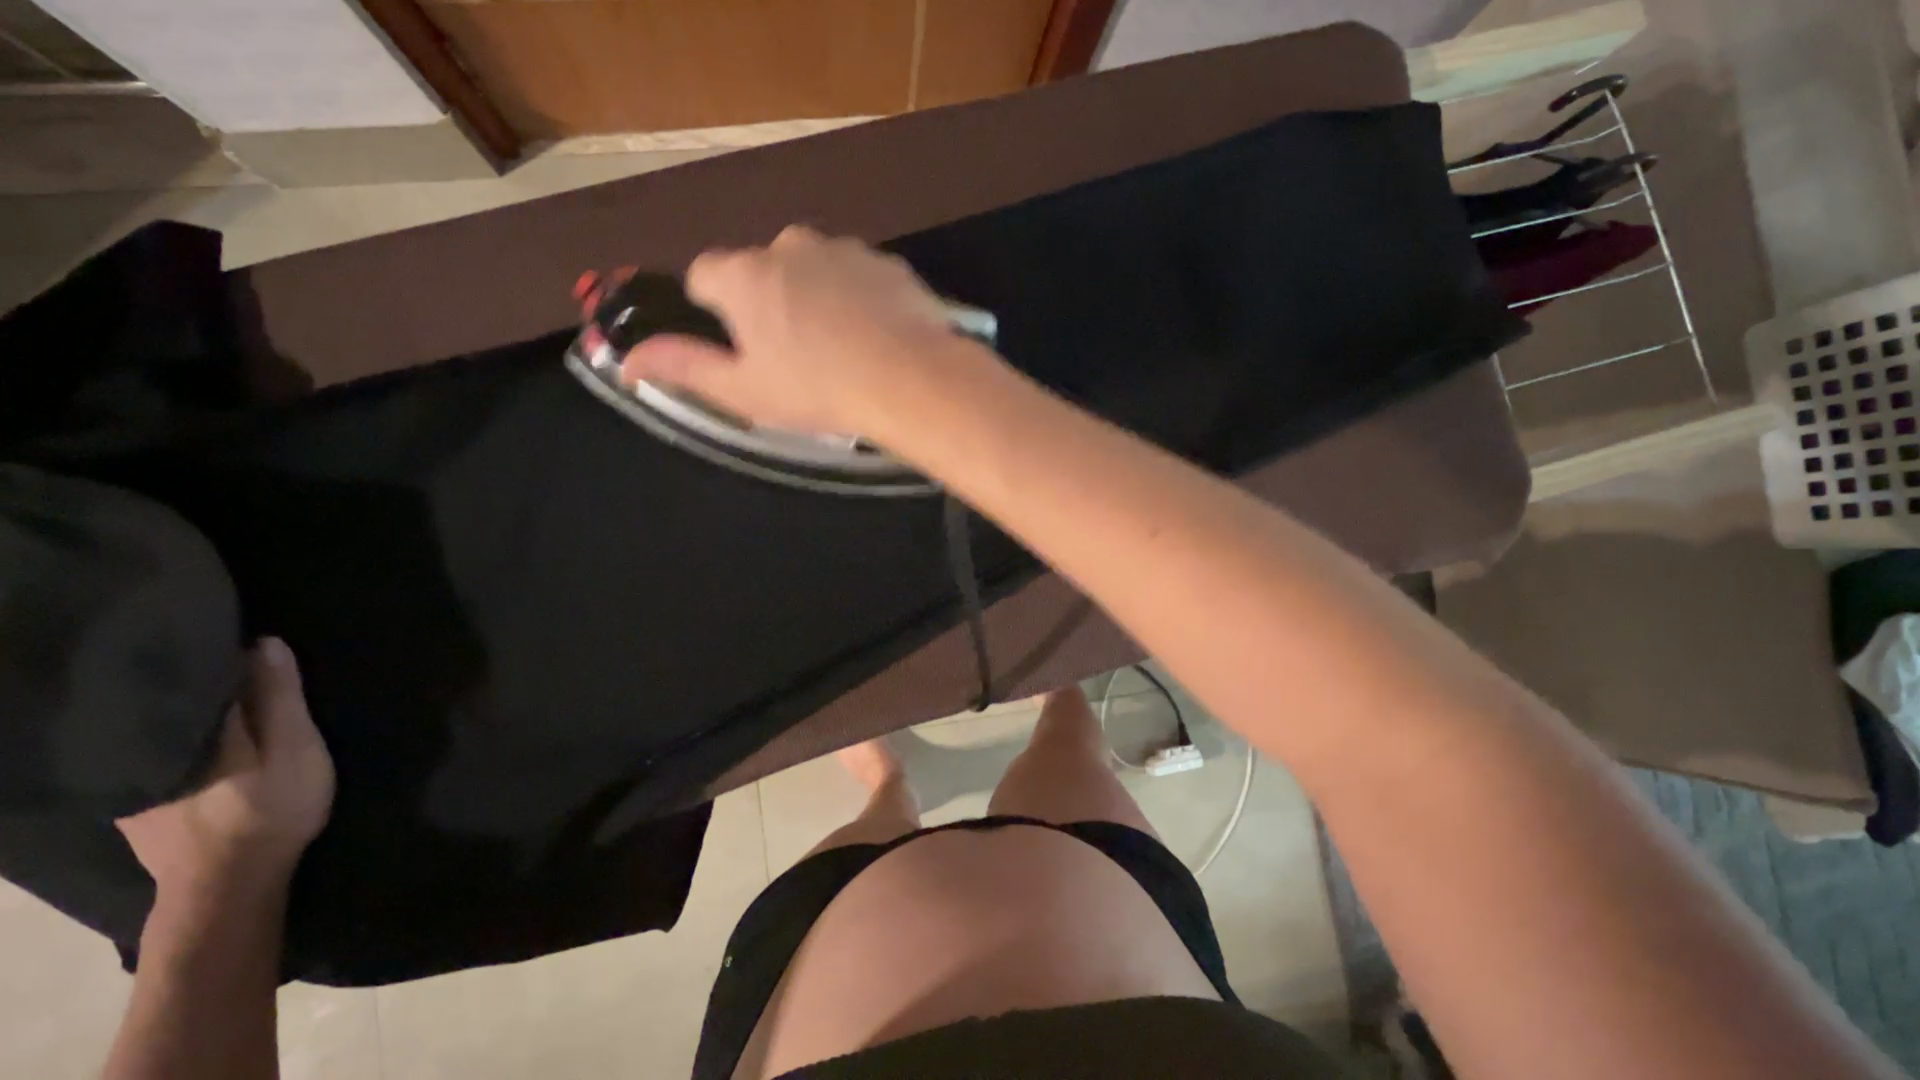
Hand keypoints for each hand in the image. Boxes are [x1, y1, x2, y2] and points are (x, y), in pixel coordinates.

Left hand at [116, 638, 334, 901]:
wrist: (225, 890)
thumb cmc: (269, 812)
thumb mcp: (295, 750)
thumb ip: (280, 699)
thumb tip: (263, 642)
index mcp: (198, 725)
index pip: (203, 674)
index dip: (224, 657)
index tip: (245, 645)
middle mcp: (157, 745)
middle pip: (180, 705)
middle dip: (205, 690)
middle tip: (235, 677)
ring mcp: (140, 780)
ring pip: (164, 738)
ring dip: (187, 726)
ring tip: (212, 718)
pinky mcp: (135, 808)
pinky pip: (151, 766)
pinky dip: (170, 756)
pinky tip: (187, 762)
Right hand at [620, 225, 1002, 439]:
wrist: (912, 379)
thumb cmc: (818, 389)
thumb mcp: (743, 389)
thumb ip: (683, 366)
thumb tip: (626, 360)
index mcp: (744, 275)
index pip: (705, 275)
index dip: (716, 309)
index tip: (740, 344)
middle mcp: (789, 246)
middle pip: (761, 269)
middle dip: (768, 302)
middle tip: (794, 355)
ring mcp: (843, 249)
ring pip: (812, 269)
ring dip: (814, 297)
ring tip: (839, 349)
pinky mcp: (886, 262)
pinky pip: (856, 276)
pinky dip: (857, 298)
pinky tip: (874, 337)